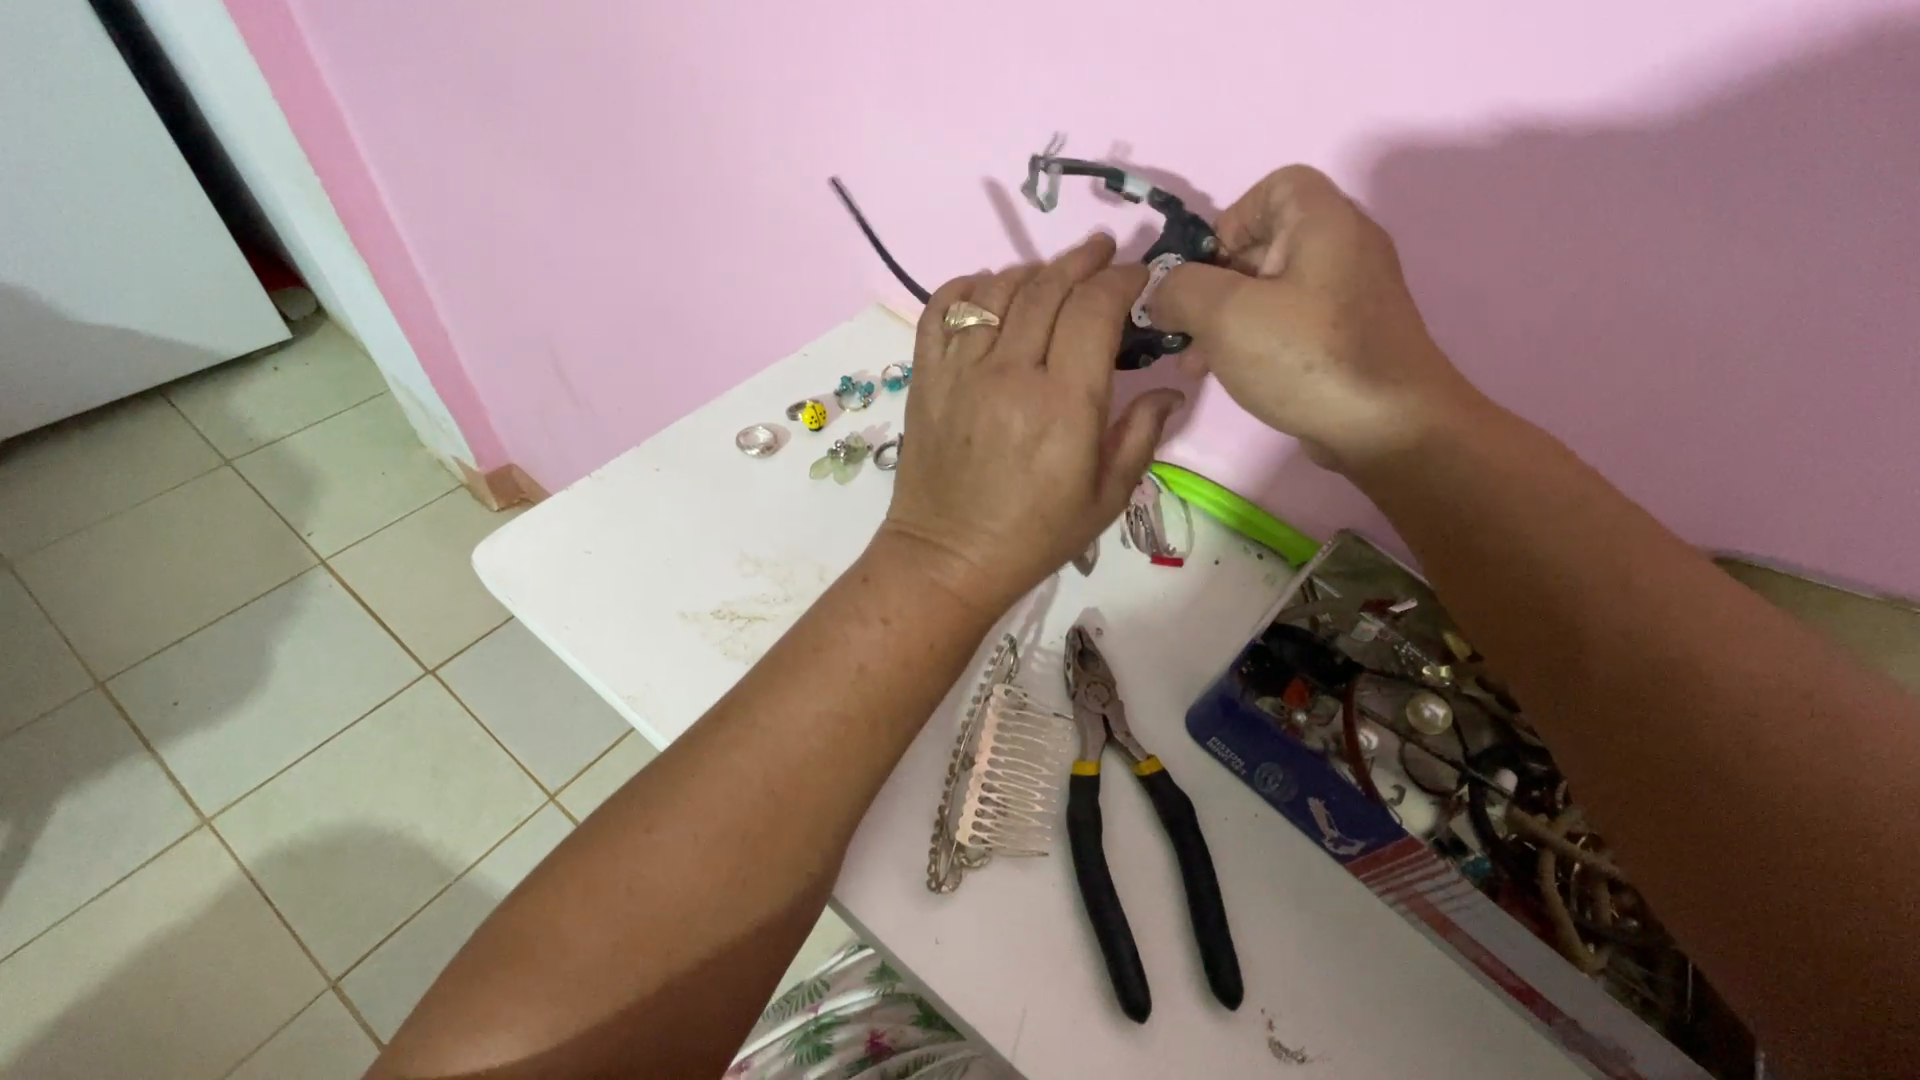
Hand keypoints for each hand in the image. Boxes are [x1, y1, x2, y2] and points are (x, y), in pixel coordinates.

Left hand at [877, 234, 1185, 614]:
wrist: (949, 557)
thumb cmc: (1035, 535)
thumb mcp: (1107, 497)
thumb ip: (1141, 433)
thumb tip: (1169, 388)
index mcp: (1063, 404)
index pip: (1094, 310)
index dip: (1121, 280)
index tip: (1137, 276)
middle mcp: (1010, 374)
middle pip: (1048, 288)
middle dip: (1082, 261)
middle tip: (1101, 252)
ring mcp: (960, 372)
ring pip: (997, 290)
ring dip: (1031, 271)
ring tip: (1051, 275)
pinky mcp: (925, 378)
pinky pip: (941, 311)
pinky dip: (966, 289)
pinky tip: (987, 290)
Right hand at [1148, 166, 1482, 472]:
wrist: (1390, 428)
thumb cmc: (1307, 357)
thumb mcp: (1225, 314)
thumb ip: (1180, 289)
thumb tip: (1161, 291)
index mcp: (1324, 221)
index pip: (1273, 187)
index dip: (1228, 222)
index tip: (1202, 274)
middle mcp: (1344, 247)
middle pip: (1265, 243)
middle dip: (1214, 285)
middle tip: (1186, 329)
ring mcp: (1351, 295)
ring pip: (1272, 290)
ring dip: (1227, 320)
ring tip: (1198, 364)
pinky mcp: (1351, 336)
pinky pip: (1292, 323)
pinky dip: (1258, 341)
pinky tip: (1235, 377)